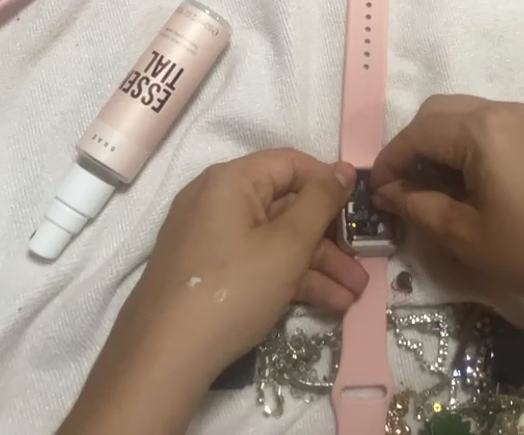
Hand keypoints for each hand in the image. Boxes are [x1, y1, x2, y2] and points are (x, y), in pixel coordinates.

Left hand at [68, 151, 367, 429]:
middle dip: (329, 237)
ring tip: (354, 294)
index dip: (327, 183)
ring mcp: (210, 237)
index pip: (290, 164)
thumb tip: (343, 169)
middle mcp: (217, 199)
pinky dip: (288, 277)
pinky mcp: (207, 270)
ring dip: (317, 264)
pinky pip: (256, 260)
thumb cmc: (233, 288)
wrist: (161, 359)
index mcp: (232, 180)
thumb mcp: (288, 244)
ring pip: (274, 239)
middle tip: (362, 262)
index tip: (358, 209)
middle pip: (285, 205)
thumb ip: (321, 202)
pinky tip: (327, 303)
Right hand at [371, 95, 523, 310]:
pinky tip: (469, 181)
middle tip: (403, 187)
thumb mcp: (467, 235)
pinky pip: (491, 124)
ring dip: (440, 141)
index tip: (375, 192)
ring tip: (433, 186)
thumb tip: (389, 192)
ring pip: (465, 114)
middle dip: (413, 144)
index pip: (417, 133)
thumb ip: (419, 206)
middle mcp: (501, 109)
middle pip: (438, 112)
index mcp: (479, 129)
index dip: (390, 161)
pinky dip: (468, 142)